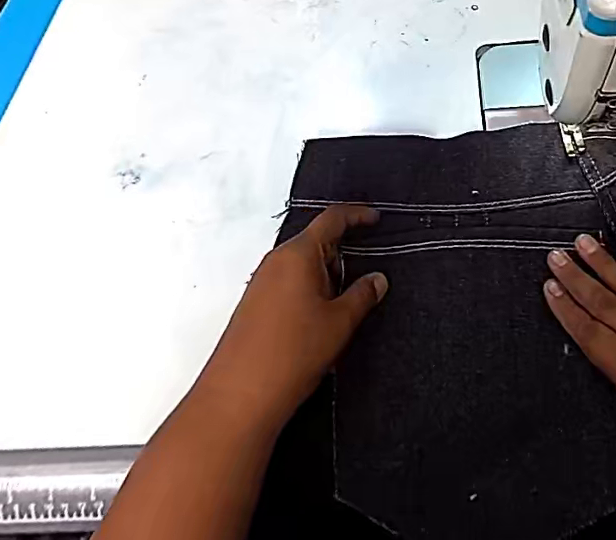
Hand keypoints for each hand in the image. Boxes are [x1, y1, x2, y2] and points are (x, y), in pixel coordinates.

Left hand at [196, 204, 388, 432]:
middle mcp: (276, 261)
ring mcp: (262, 282)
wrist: (238, 399)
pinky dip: (309, 292)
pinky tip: (318, 323)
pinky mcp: (254, 304)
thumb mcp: (340, 323)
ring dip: (326, 278)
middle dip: (342, 257)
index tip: (375, 218)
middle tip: (363, 282)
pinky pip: (288, 284)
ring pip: (303, 266)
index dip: (357, 215)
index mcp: (298, 254)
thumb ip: (363, 295)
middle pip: (317, 242)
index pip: (332, 219)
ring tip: (341, 311)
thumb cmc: (290, 354)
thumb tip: (377, 280)